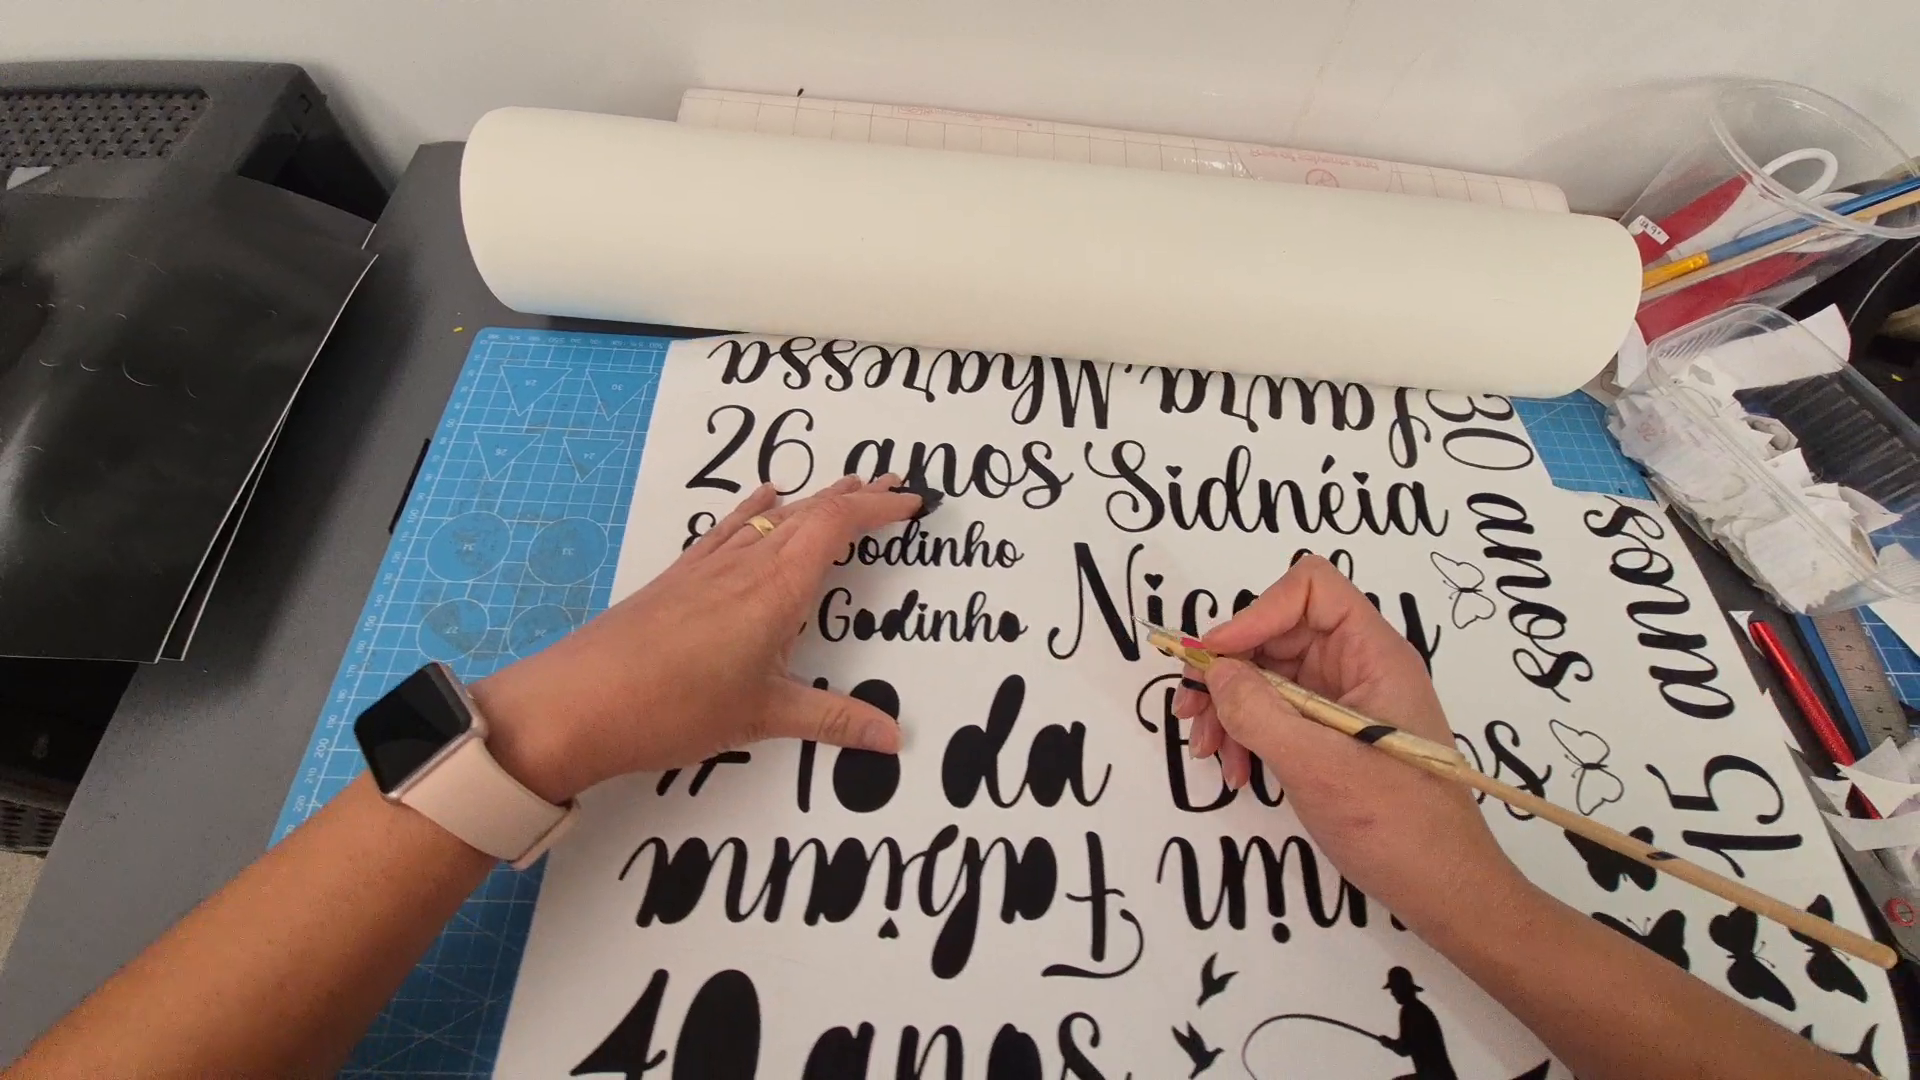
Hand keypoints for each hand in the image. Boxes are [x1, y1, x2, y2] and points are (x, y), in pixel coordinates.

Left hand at [475, 474, 922, 802]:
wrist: (574, 704)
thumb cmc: (676, 708)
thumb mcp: (763, 716)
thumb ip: (833, 719)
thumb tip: (894, 738)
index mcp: (778, 588)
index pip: (838, 526)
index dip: (878, 507)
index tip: (911, 501)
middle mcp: (748, 563)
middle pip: (812, 511)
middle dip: (858, 496)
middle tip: (893, 485)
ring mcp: (711, 565)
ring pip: (775, 517)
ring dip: (816, 499)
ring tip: (847, 486)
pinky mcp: (682, 575)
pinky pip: (732, 528)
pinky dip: (758, 509)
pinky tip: (765, 497)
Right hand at [1170, 556, 1523, 931]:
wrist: (1444, 894)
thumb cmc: (1397, 825)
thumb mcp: (1320, 767)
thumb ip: (1258, 712)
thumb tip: (1214, 671)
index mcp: (1371, 654)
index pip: (1310, 590)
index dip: (1258, 611)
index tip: (1218, 656)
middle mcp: (1353, 665)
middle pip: (1273, 632)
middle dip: (1226, 669)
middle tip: (1190, 709)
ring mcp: (1336, 698)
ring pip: (1262, 672)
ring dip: (1225, 706)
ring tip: (1207, 748)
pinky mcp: (1323, 730)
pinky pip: (1268, 710)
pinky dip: (1241, 732)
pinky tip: (1234, 769)